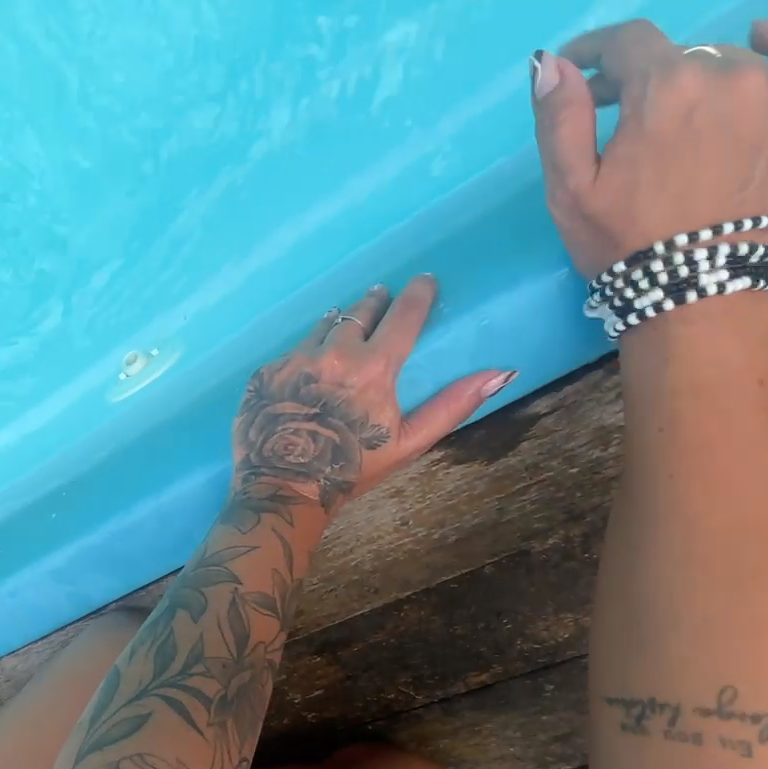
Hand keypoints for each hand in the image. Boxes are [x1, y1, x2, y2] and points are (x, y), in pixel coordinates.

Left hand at [229, 276, 514, 522]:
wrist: (283, 488)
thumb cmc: (350, 469)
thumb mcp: (408, 442)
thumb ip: (452, 405)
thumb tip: (502, 372)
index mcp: (372, 367)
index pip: (403, 314)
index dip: (416, 294)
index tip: (422, 281)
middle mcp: (331, 353)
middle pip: (359, 312)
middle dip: (374, 303)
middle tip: (380, 298)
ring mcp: (294, 360)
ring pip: (323, 328)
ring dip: (339, 324)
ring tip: (346, 325)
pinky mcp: (265, 372)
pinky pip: (292, 352)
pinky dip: (306, 354)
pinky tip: (308, 368)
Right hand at [532, 19, 767, 277]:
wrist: (697, 289)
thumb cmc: (622, 242)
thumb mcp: (569, 189)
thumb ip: (560, 119)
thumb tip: (550, 62)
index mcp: (664, 88)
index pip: (627, 42)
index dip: (594, 51)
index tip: (577, 71)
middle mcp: (729, 72)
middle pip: (675, 57)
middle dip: (638, 80)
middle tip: (615, 118)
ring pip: (728, 63)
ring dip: (694, 82)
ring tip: (675, 121)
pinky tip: (767, 37)